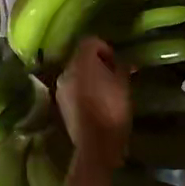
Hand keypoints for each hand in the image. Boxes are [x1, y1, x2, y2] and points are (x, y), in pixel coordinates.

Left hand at [57, 38, 131, 166]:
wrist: (96, 143)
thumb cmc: (113, 109)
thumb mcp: (124, 84)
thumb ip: (122, 67)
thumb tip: (123, 62)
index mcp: (82, 62)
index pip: (90, 41)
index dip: (105, 48)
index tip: (116, 62)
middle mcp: (67, 71)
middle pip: (81, 57)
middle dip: (97, 63)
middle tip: (114, 75)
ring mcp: (61, 88)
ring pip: (76, 73)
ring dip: (90, 76)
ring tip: (106, 90)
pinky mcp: (61, 104)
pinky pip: (73, 88)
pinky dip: (83, 89)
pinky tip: (97, 102)